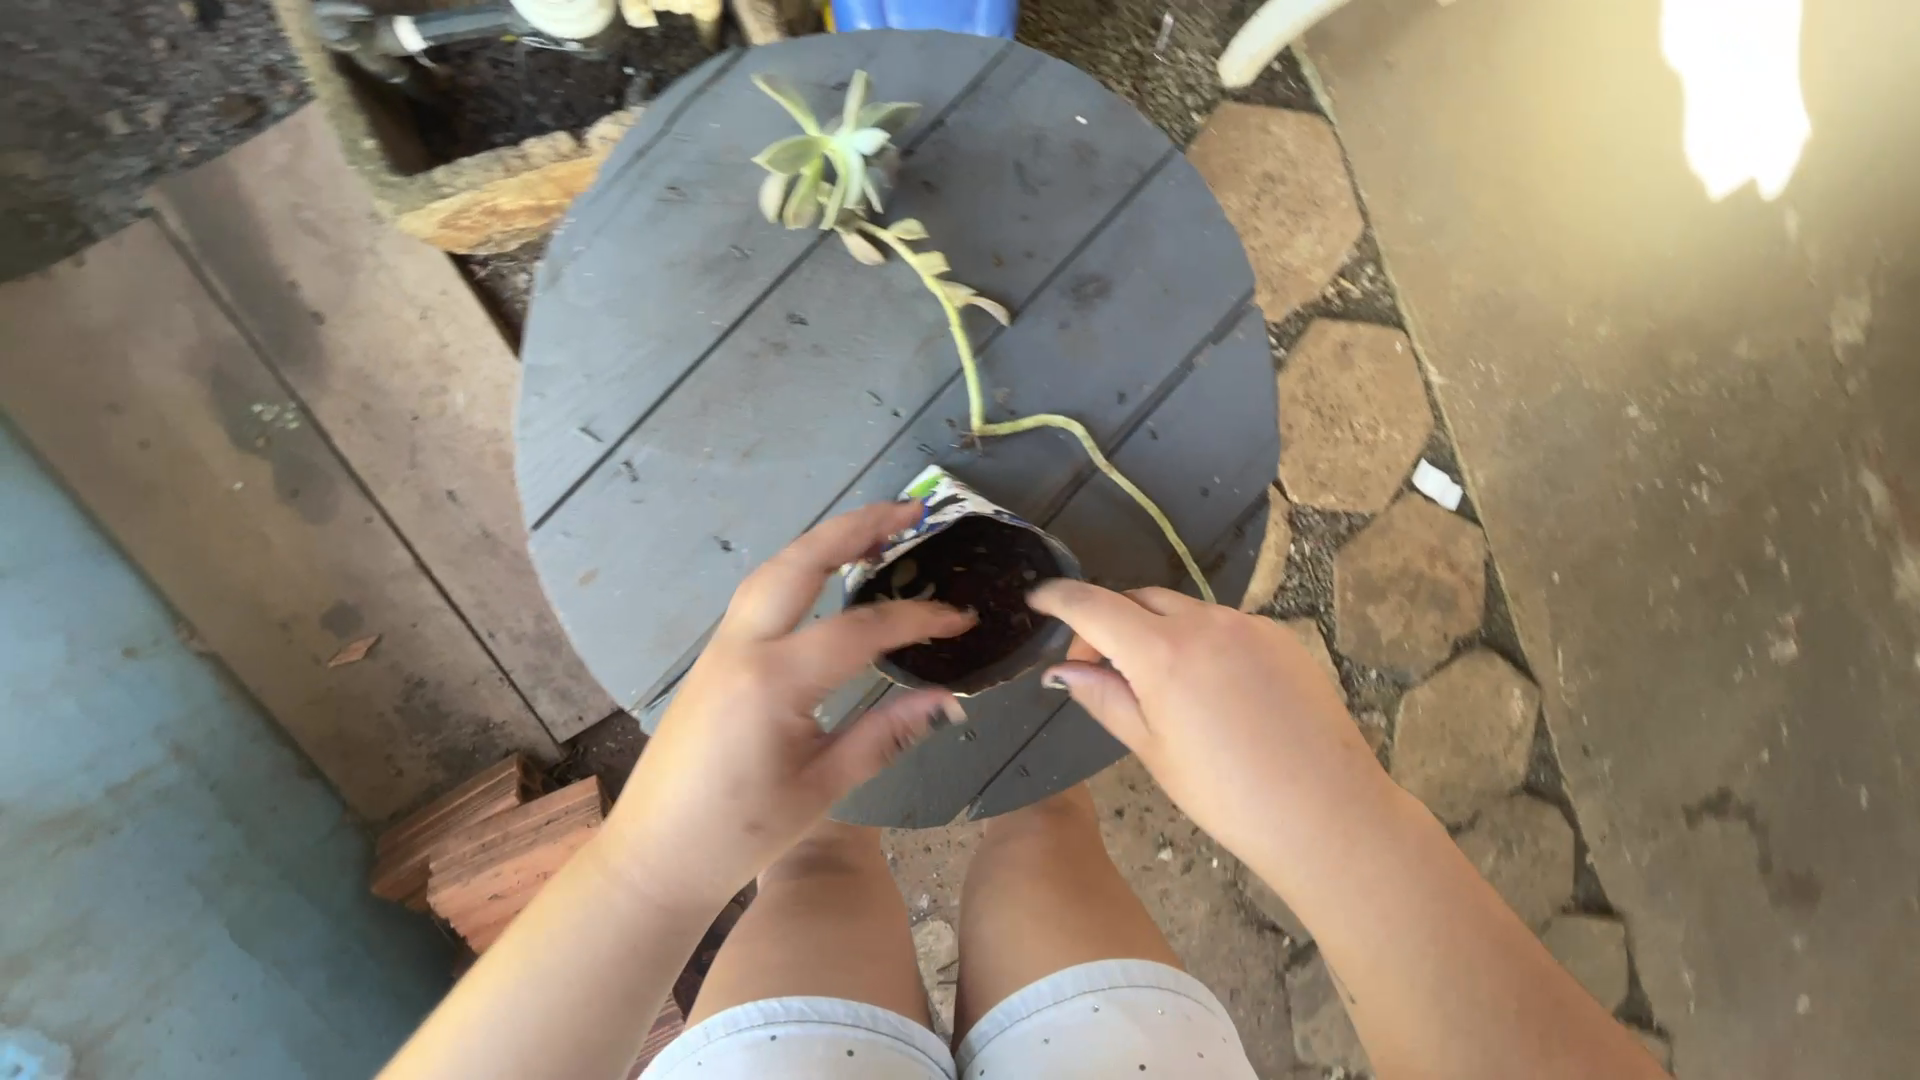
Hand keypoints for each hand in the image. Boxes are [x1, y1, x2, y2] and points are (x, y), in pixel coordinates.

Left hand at [601, 502, 973, 910]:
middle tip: (910, 511)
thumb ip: (886, 733)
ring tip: (875, 530)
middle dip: (857, 527)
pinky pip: (760, 595)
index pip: (862, 629)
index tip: (961, 618)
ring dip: (824, 541)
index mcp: (774, 680)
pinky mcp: (714, 657)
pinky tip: (827, 578)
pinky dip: (800, 569)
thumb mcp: (824, 786)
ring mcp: (721, 646)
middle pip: (802, 562)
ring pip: (774, 570)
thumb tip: (950, 700)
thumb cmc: (741, 832)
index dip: (918, 619)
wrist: (653, 858)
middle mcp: (743, 646)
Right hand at [1028, 581, 1393, 868]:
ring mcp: (1247, 624)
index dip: (1059, 597)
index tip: (1038, 598)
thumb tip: (1062, 670)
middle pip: (1138, 600)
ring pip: (1181, 610)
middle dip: (1108, 622)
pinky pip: (1220, 623)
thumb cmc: (1227, 794)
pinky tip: (1207, 687)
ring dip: (1153, 630)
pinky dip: (1196, 639)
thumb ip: (1103, 697)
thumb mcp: (1152, 748)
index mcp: (1163, 652)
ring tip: (1156, 684)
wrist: (1328, 813)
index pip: (1094, 606)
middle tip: (1099, 669)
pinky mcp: (1278, 635)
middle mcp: (1205, 622)